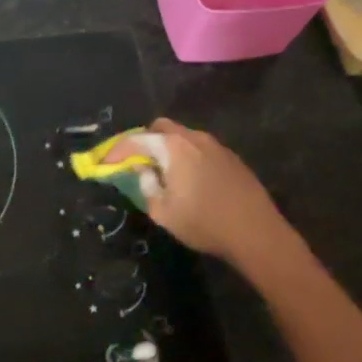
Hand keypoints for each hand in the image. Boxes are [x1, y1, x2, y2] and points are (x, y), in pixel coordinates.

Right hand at [106, 118, 292, 263]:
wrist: (256, 232)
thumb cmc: (204, 223)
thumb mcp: (163, 212)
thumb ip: (146, 185)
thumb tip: (141, 170)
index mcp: (174, 147)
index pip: (136, 140)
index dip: (117, 151)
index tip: (105, 164)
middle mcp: (194, 138)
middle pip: (161, 128)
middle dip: (143, 142)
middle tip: (135, 163)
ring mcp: (216, 145)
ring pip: (183, 136)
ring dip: (167, 148)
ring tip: (161, 172)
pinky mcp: (231, 157)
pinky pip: (199, 147)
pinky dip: (186, 155)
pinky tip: (189, 178)